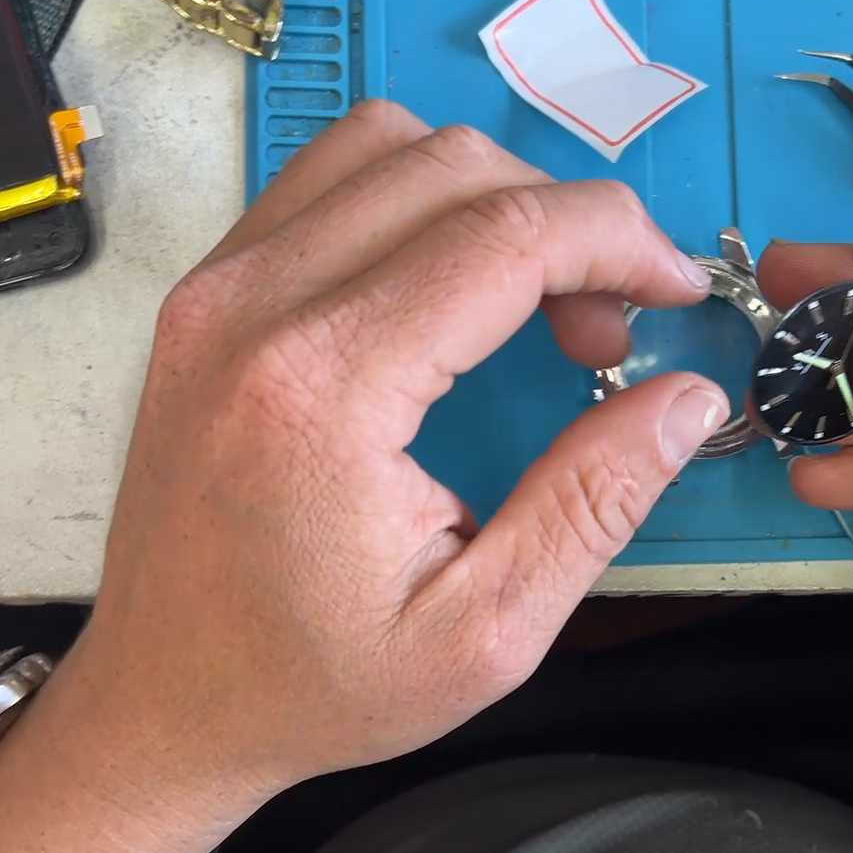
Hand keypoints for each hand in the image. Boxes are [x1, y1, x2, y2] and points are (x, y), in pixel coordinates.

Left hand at [36, 102, 722, 814]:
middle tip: (609, 328)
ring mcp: (218, 289)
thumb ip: (596, 503)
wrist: (166, 702)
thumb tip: (685, 401)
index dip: (620, 242)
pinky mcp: (210, 296)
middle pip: (455, 171)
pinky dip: (425, 208)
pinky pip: (334, 184)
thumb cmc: (318, 683)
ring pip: (392, 149)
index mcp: (327, 389)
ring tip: (539, 303)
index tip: (675, 287)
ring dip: (499, 204)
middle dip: (572, 226)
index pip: (507, 236)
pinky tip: (457, 293)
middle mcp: (255, 306)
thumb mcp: (489, 630)